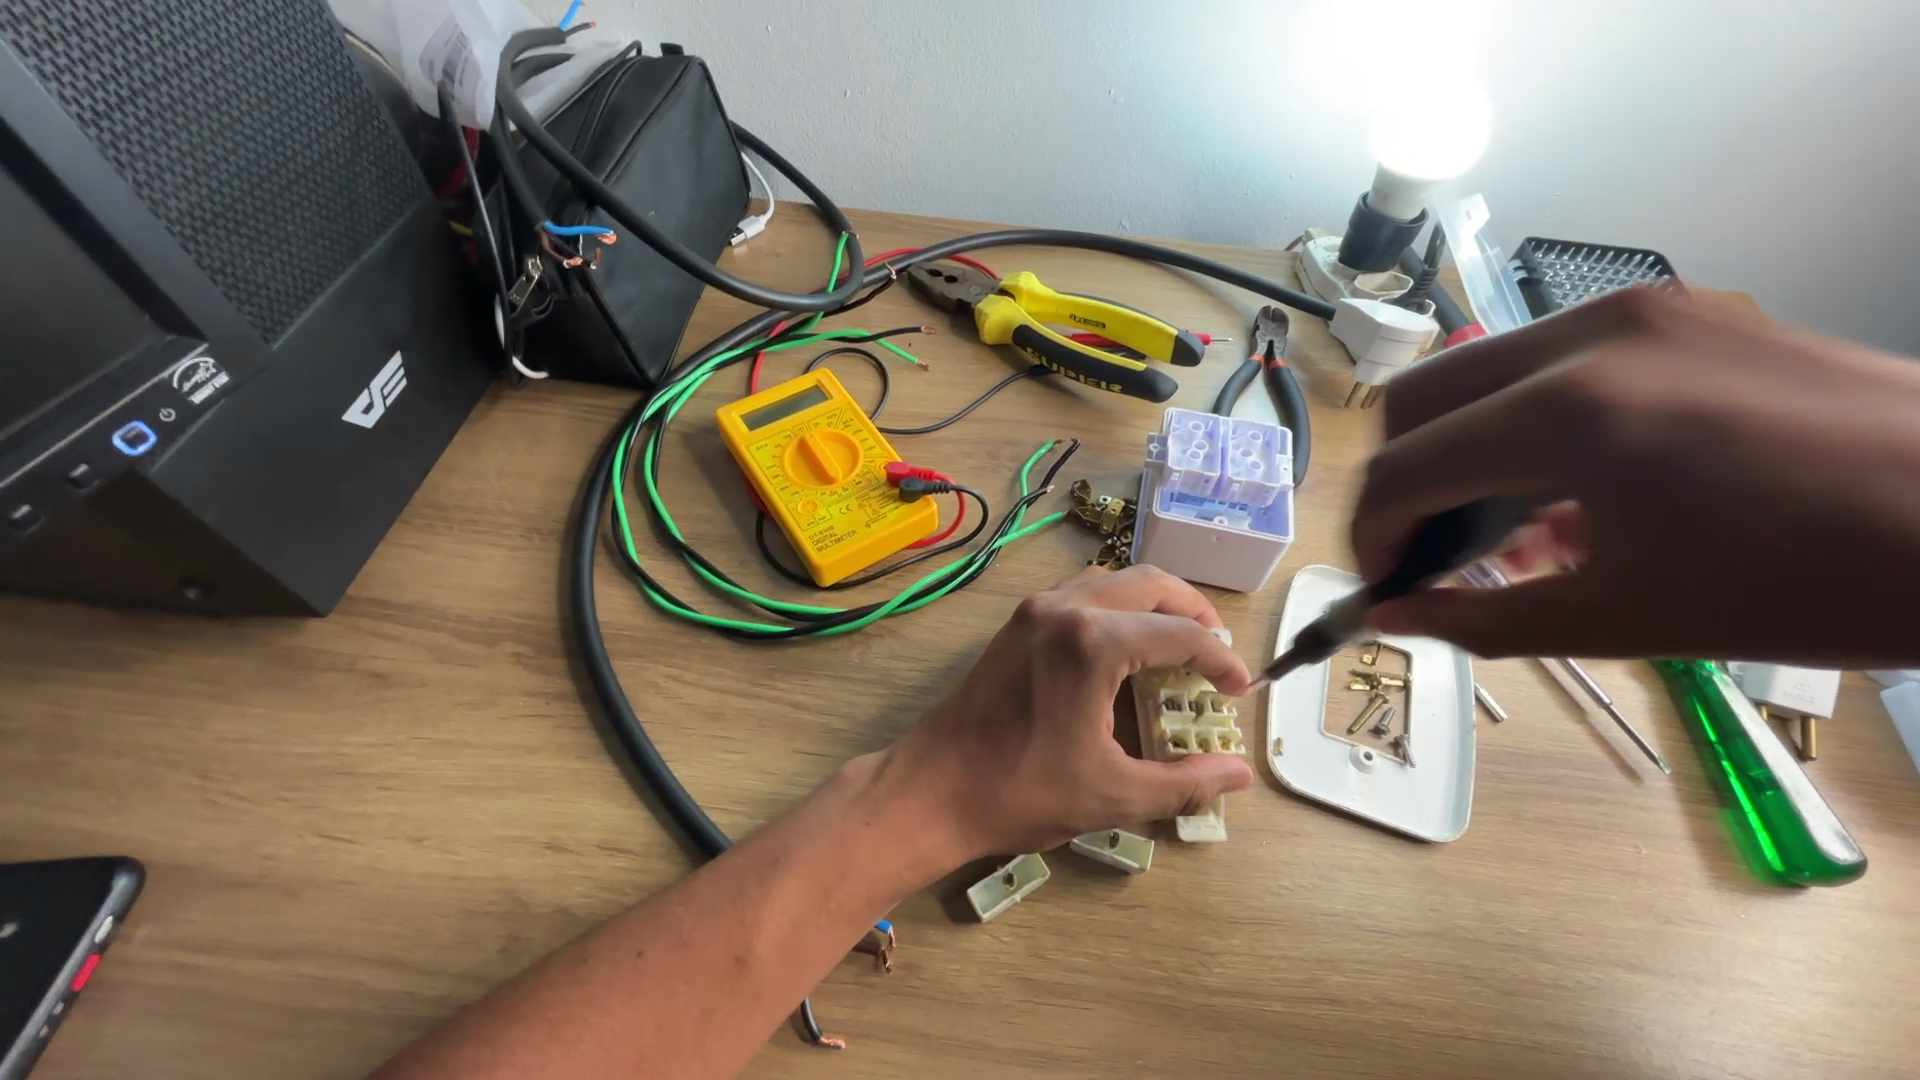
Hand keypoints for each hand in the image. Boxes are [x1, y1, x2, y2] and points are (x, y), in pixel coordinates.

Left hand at [872, 565, 1254, 862]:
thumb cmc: (1020, 791)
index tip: (1239, 691)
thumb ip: (1185, 782)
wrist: (932, 789)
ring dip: (1153, 604)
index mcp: (1091, 642)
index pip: (1180, 634)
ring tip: (1177, 646)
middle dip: (1193, 613)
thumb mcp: (1112, 794)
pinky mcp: (1017, 623)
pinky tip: (1125, 650)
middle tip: (1217, 654)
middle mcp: (1065, 608)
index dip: (1220, 660)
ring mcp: (1035, 610)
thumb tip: (1238, 772)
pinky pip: (1081, 593)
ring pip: (1113, 580)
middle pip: (1150, 584)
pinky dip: (1116, 608)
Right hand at [1353, 288, 1919, 665]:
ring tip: (1500, 526)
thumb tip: (1388, 619)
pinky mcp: (1670, 308)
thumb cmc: (1817, 584)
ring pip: (1469, 375)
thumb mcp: (1621, 619)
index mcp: (1568, 415)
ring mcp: (1630, 310)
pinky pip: (1540, 361)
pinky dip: (1514, 423)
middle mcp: (1584, 338)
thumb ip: (1477, 620)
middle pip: (1413, 403)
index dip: (1373, 533)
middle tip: (1427, 548)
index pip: (1403, 469)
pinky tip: (1559, 485)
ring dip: (1454, 451)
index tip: (1386, 580)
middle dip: (1399, 483)